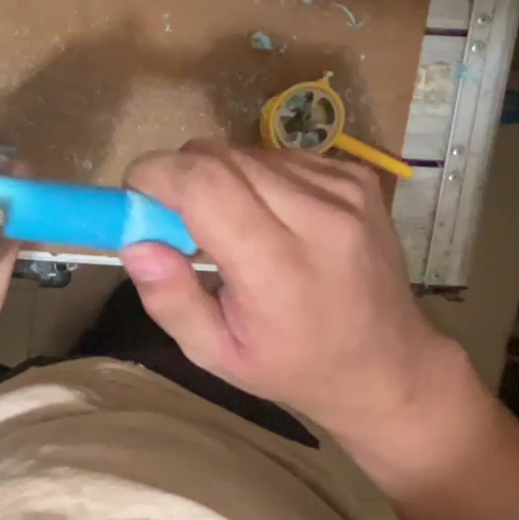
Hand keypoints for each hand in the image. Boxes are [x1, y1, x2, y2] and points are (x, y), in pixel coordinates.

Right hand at [120, 142, 467, 442]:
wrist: (386, 363)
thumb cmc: (291, 366)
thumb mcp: (215, 354)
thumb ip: (172, 300)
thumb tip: (134, 243)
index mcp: (277, 267)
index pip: (204, 185)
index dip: (156, 176)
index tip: (132, 196)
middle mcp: (317, 215)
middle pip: (220, 158)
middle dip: (178, 176)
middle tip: (167, 219)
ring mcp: (345, 190)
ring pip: (247, 152)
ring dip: (216, 178)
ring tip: (222, 228)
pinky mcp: (358, 177)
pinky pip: (280, 157)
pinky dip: (253, 178)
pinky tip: (263, 218)